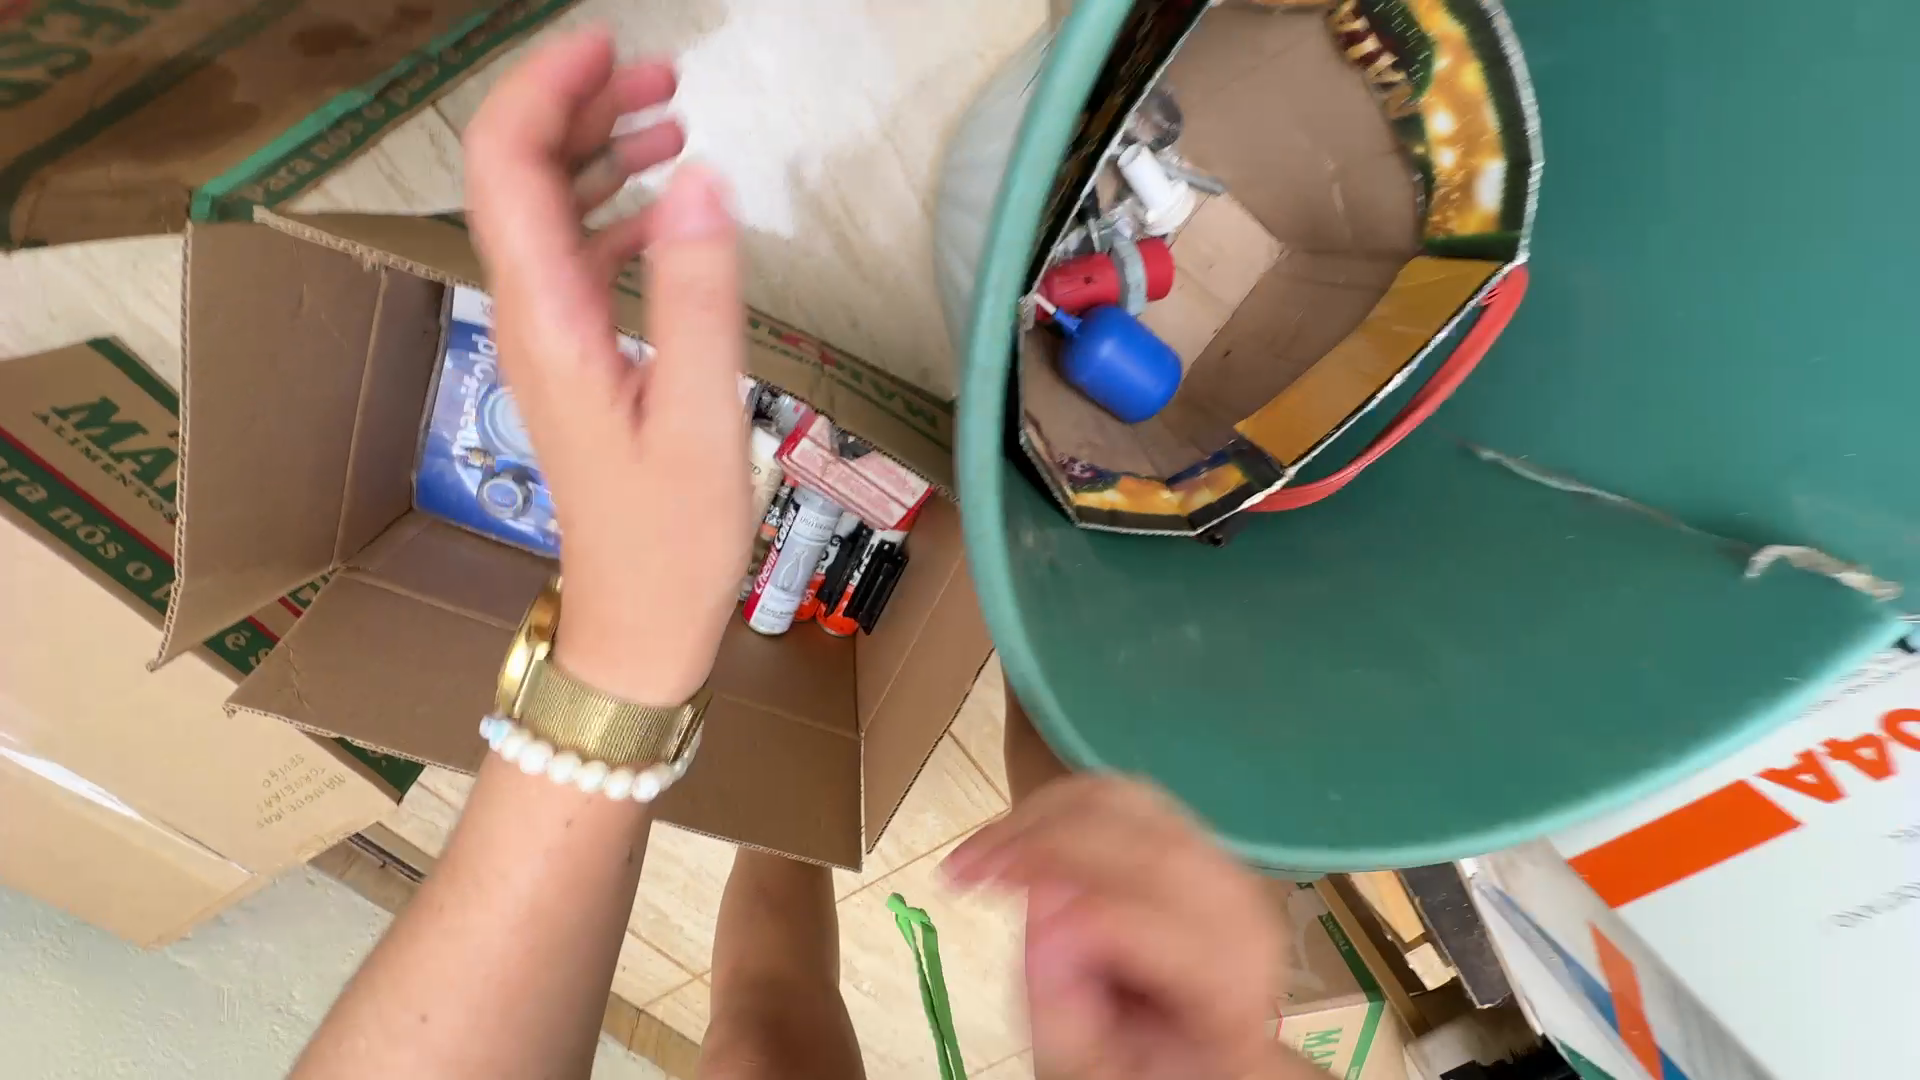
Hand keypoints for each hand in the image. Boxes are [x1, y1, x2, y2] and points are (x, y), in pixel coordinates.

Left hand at [464, 28, 748, 703]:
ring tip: (674, 131)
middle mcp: (535, 321)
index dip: (544, 91)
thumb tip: (706, 181)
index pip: (510, 169)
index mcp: (550, 321)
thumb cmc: (674, 535)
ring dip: (603, 164)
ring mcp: (557, 346)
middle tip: (662, 83)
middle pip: (522, 181)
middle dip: (578, 111)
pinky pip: (588, 271)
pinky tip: (672, 221)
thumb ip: (701, 299)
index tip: (611, 47)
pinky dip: (624, 225)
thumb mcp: (701, 416)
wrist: (641, 617)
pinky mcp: (586, 370)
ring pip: (556, 222)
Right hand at [944, 776, 1296, 1079]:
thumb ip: (1063, 1008)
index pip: (1151, 922)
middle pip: (1136, 845)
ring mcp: (1209, 851)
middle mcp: (1232, 900)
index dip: (1074, 910)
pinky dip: (1050, 801)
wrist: (1189, 1034)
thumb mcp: (1093, 1063)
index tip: (994, 908)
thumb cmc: (1139, 1059)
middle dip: (1039, 845)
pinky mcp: (1177, 824)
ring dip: (1036, 816)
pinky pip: (1108, 789)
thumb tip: (1041, 920)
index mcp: (1227, 976)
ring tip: (977, 854)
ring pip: (1117, 802)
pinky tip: (1010, 830)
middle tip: (963, 870)